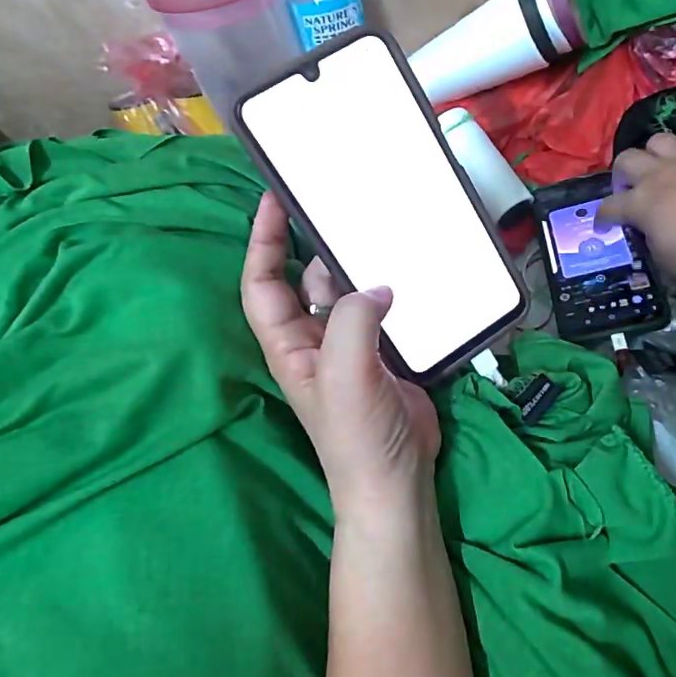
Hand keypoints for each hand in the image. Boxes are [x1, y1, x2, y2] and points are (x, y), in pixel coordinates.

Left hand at [241, 193, 440, 516]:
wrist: (397, 479)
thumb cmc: (357, 435)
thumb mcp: (345, 375)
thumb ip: (351, 322)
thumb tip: (377, 287)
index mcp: (289, 344)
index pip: (262, 282)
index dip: (261, 240)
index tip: (274, 198)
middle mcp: (316, 338)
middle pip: (309, 277)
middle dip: (320, 242)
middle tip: (344, 203)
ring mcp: (353, 344)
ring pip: (350, 289)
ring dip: (363, 263)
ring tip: (384, 227)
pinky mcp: (386, 351)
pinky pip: (385, 308)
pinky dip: (395, 287)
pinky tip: (414, 268)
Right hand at [598, 119, 675, 290]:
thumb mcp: (663, 259)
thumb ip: (650, 238)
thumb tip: (650, 229)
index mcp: (641, 203)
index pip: (609, 206)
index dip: (603, 217)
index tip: (605, 226)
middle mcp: (660, 174)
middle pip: (627, 159)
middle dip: (622, 174)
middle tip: (630, 190)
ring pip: (661, 139)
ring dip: (656, 151)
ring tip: (662, 166)